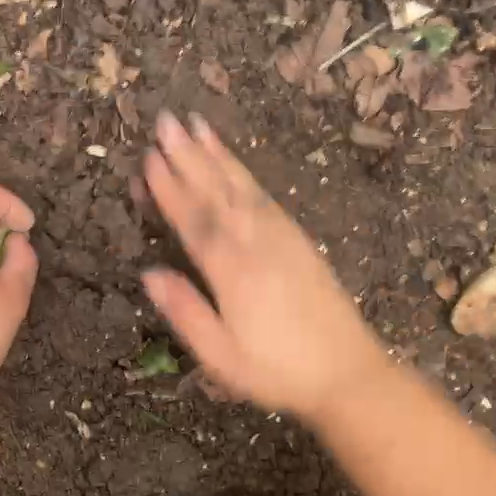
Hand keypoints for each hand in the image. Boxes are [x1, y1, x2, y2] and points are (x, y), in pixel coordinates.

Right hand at [139, 111, 390, 420]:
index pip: (195, 221)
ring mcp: (283, 239)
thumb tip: (150, 274)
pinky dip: (245, 175)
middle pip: (218, 193)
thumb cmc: (276, 371)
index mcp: (234, 272)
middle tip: (167, 121)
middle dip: (190, 156)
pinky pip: (266, 198)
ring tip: (197, 126)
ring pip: (244, 188)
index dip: (170, 189)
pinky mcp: (300, 243)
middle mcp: (259, 245)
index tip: (148, 158)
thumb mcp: (221, 355)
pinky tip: (233, 165)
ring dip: (218, 156)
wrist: (347, 373)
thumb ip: (186, 312)